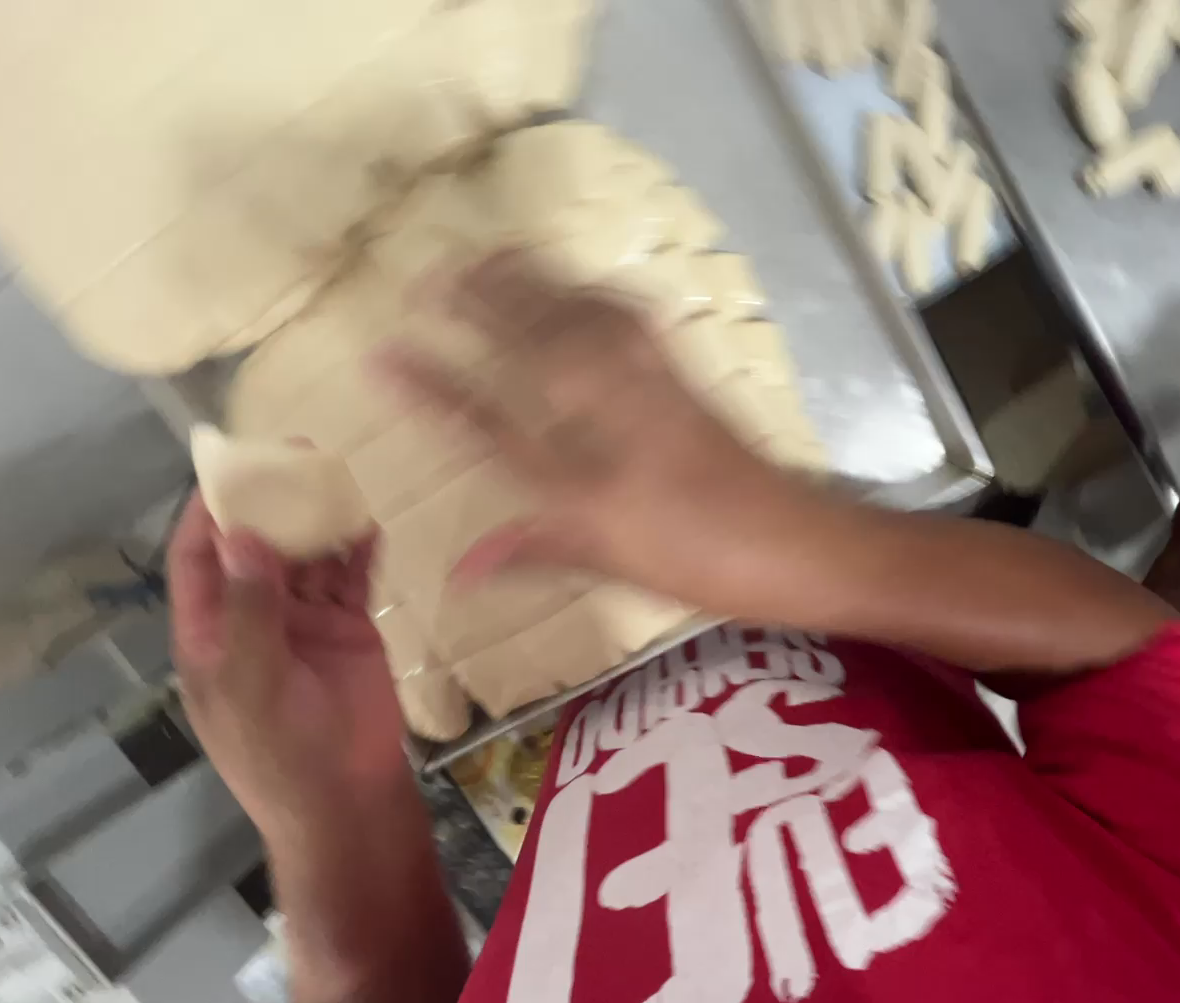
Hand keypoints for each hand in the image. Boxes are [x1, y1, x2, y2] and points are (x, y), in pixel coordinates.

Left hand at [168, 498, 406, 844]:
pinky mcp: (350, 629)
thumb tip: (245, 537)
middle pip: (259, 548)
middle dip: (274, 505)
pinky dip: (360, 553)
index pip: (200, 560)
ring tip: (338, 478)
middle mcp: (256, 618)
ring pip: (309, 558)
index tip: (232, 467)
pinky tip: (371, 525)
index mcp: (213, 633)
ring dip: (320, 522)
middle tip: (299, 456)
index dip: (211, 513)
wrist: (347, 794)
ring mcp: (306, 623)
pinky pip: (352, 580)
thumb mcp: (253, 683)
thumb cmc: (281, 750)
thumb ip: (250, 611)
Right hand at [375, 251, 841, 612]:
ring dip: (535, 285)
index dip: (436, 390)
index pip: (493, 427)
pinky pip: (634, 323)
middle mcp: (614, 423)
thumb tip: (459, 570)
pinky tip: (582, 283)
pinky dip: (598, 295)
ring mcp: (654, 392)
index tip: (385, 354)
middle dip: (482, 307)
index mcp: (585, 482)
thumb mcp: (616, 566)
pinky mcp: (687, 377)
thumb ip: (534, 554)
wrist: (794, 543)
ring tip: (492, 254)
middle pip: (537, 351)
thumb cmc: (704, 567)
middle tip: (433, 271)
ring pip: (582, 325)